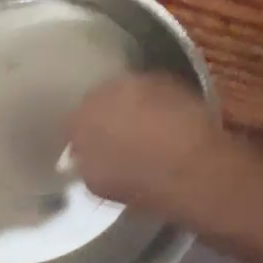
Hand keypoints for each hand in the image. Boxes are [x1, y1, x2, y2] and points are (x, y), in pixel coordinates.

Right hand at [67, 72, 223, 209]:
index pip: (72, 124)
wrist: (190, 168)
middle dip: (107, 116)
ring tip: (147, 129)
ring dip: (133, 106)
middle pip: (99, 101)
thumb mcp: (95, 182)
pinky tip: (169, 122)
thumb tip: (85, 154)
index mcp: (78, 118)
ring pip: (128, 92)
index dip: (82, 137)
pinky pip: (156, 91)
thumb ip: (84, 161)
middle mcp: (103, 91)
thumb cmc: (137, 182)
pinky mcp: (170, 79)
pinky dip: (159, 103)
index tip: (92, 150)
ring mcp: (138, 81)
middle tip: (120, 138)